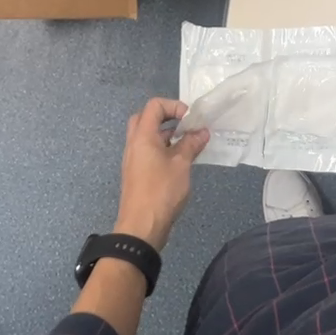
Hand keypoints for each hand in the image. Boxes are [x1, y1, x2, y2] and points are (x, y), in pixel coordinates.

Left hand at [113, 97, 208, 249]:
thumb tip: (201, 131)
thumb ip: (191, 144)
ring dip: (167, 135)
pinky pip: (149, 152)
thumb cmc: (161, 191)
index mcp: (142, 136)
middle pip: (146, 118)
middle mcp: (134, 144)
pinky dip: (163, 149)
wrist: (141, 228)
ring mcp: (134, 160)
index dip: (173, 106)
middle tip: (185, 127)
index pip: (154, 106)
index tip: (190, 119)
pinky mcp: (137, 174)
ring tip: (188, 144)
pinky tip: (180, 162)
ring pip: (148, 137)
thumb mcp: (182, 164)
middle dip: (167, 117)